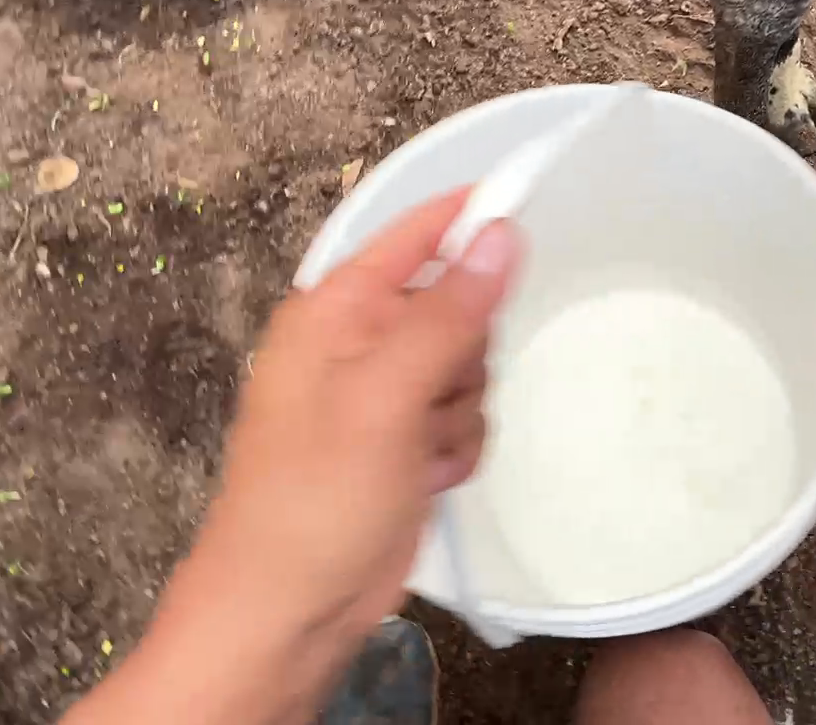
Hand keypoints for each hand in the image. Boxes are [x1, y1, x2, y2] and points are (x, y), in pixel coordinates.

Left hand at [63, 191, 520, 724]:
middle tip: (432, 392)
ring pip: (472, 364)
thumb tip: (501, 233)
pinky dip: (458, 445)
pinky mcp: (410, 434)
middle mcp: (364, 340)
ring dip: (459, 411)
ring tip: (417, 450)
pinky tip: (425, 476)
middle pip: (458, 305)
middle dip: (462, 354)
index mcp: (338, 309)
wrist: (291, 615)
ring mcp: (389, 390)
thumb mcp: (384, 396)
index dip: (466, 215)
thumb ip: (448, 312)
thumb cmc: (316, 498)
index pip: (415, 236)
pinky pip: (468, 411)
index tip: (523, 200)